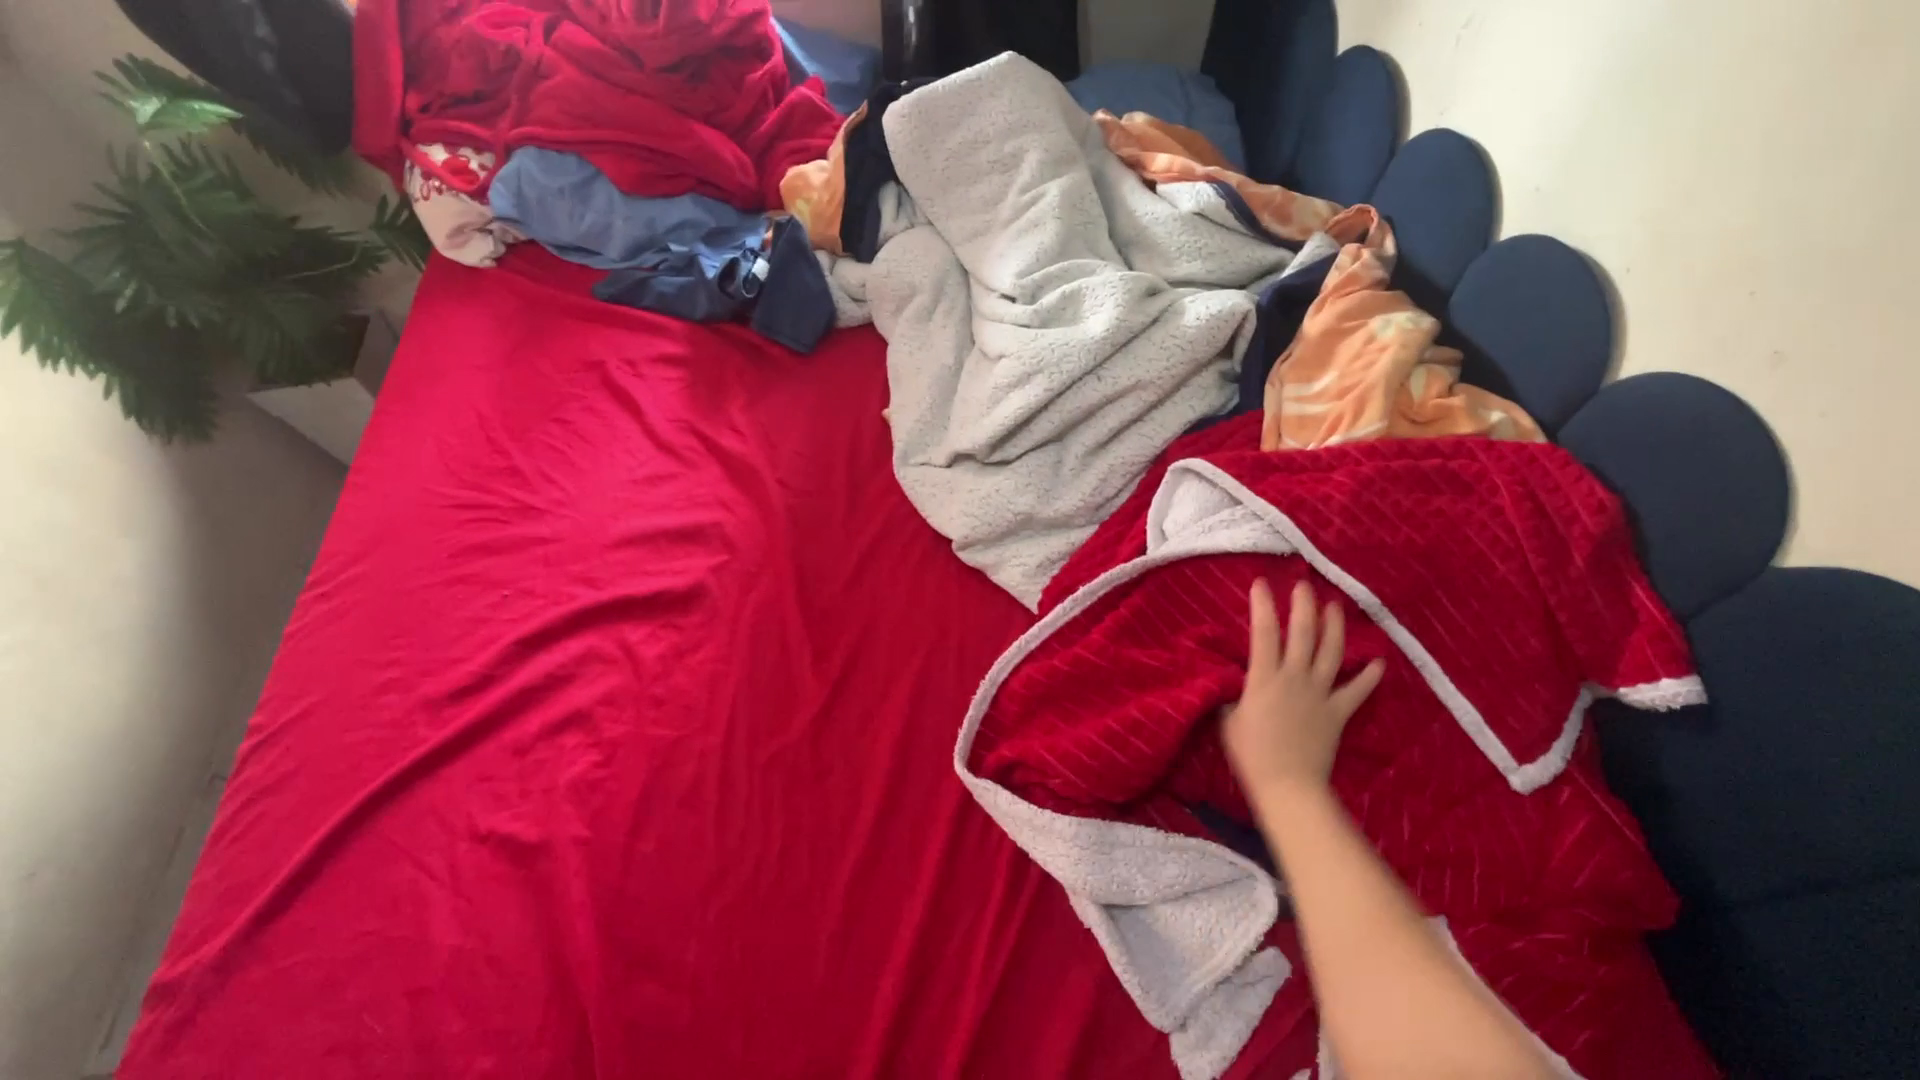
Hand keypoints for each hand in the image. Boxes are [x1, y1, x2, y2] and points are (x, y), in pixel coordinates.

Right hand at [1223, 578, 1385, 796]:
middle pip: (1303, 634)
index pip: (1264, 632)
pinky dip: (1369, 677)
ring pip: (1332, 653)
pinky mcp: (1338, 713)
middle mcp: (1295, 679)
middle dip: (1303, 606)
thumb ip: (1233, 696)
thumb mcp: (1228, 720)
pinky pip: (1357, 692)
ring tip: (1335, 606)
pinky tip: (1378, 662)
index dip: (1262, 605)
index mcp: (1264, 679)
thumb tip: (1233, 682)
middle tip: (1303, 584)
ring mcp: (1320, 694)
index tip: (1260, 583)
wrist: (1288, 785)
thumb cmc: (1250, 754)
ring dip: (1335, 627)